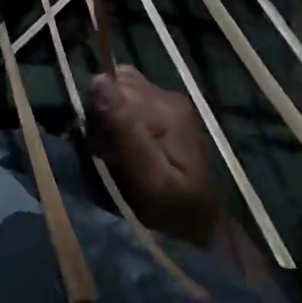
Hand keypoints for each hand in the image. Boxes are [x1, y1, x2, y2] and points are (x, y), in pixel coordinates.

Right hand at [87, 65, 222, 246]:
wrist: (203, 223)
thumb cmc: (173, 206)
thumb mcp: (148, 176)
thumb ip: (124, 128)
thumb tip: (98, 79)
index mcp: (164, 108)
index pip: (112, 85)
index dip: (97, 114)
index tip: (100, 147)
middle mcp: (168, 95)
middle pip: (116, 84)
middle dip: (103, 115)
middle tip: (109, 154)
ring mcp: (169, 100)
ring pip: (121, 89)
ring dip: (110, 116)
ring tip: (117, 150)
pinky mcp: (167, 110)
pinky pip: (131, 99)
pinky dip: (121, 118)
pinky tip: (127, 145)